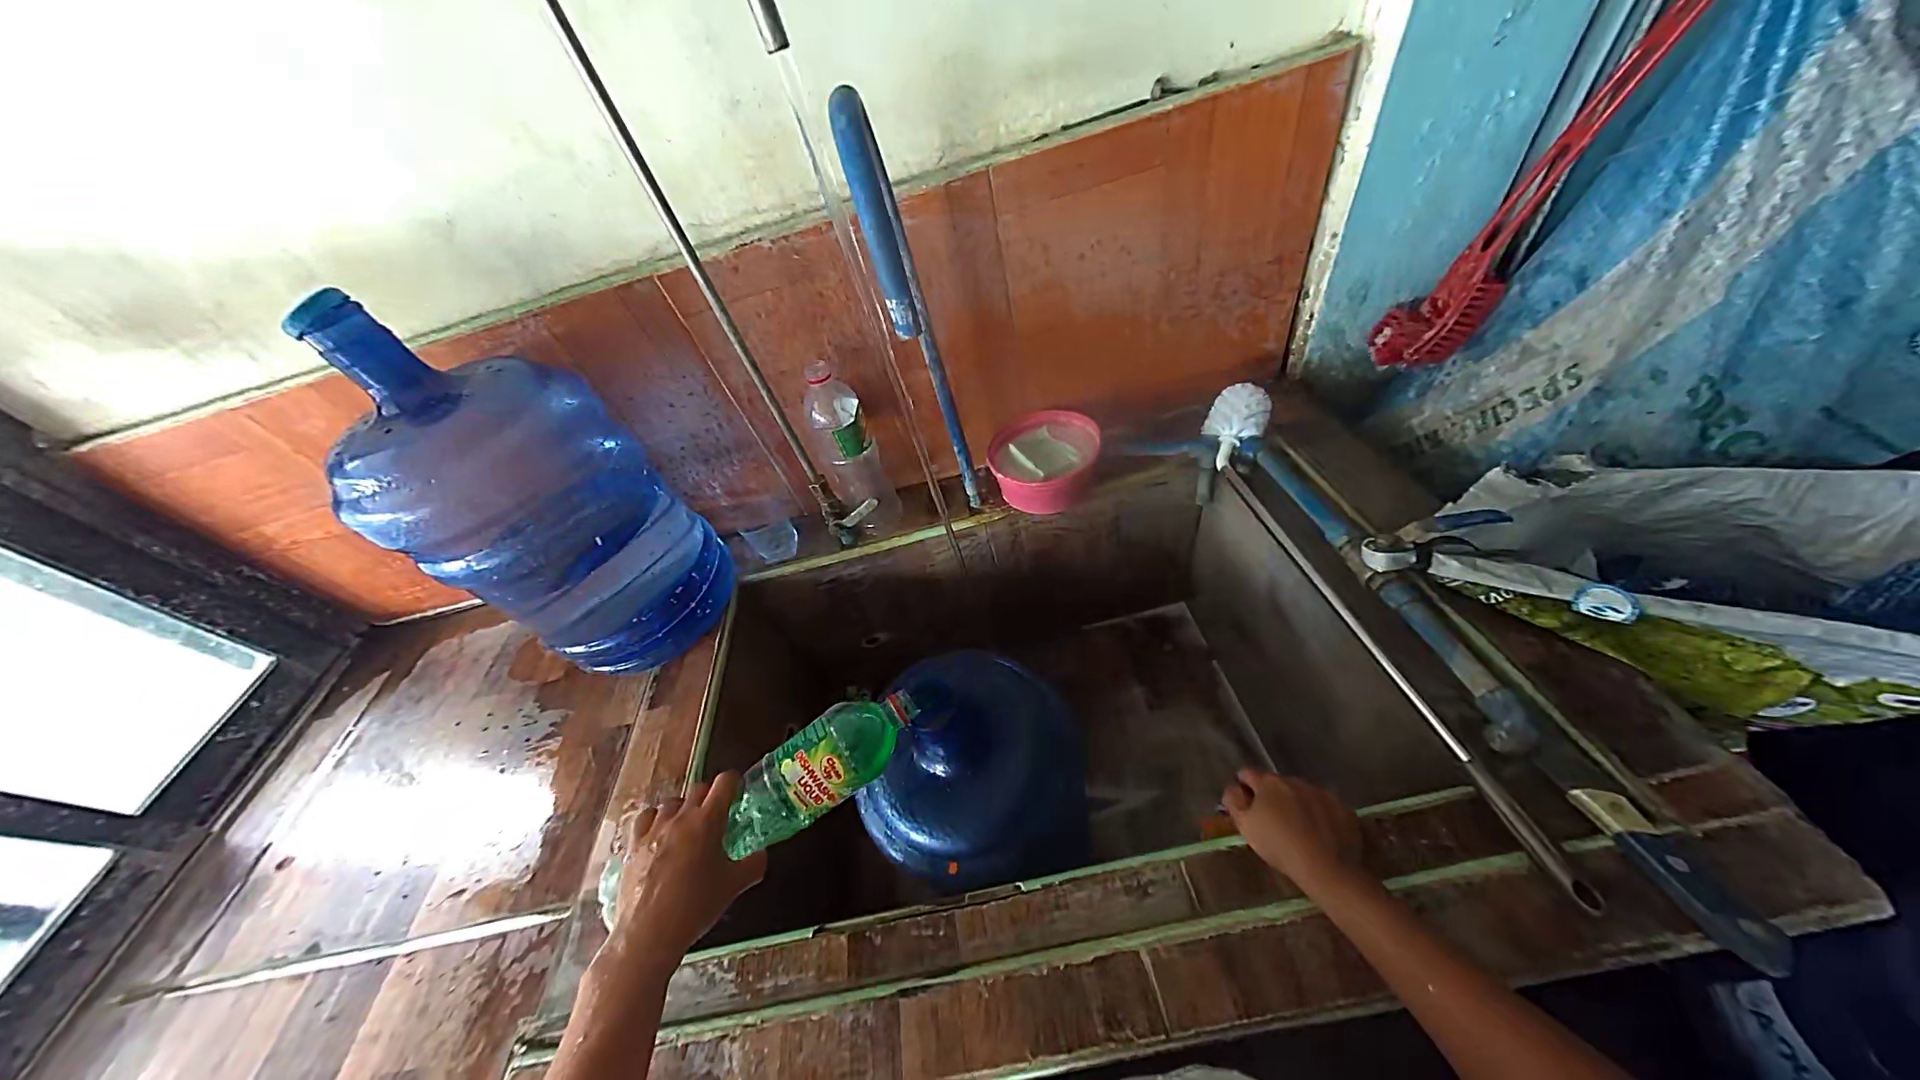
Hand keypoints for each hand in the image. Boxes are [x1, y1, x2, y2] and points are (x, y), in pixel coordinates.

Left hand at [605, 772, 766, 969]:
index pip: (724, 782)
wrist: (650, 934)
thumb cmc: (696, 906)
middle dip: (710, 796)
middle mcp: (680, 817)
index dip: (734, 781)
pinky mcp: (633, 845)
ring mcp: (653, 829)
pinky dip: (655, 819)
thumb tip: (762, 854)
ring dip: (683, 808)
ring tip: (687, 827)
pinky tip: (659, 833)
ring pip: (671, 802)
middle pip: (698, 788)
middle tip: (716, 816)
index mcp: (708, 821)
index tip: (738, 790)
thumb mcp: (734, 885)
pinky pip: (645, 817)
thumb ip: (754, 864)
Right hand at [1221, 768, 1363, 890]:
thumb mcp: (1245, 826)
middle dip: (1272, 796)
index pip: (1247, 774)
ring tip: (1299, 828)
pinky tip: (1320, 834)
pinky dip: (1320, 815)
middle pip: (1277, 783)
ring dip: (1296, 804)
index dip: (1243, 788)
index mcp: (1269, 782)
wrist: (1327, 868)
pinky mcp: (1344, 809)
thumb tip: (1233, 787)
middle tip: (1272, 821)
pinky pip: (1325, 806)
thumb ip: (1233, 801)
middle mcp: (1296, 780)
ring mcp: (1322, 793)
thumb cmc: (1279, 845)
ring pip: (1302, 793)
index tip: (1245, 805)